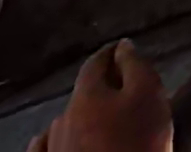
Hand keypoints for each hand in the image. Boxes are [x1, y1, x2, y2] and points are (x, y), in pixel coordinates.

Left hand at [29, 39, 171, 151]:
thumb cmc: (139, 142)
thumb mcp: (148, 93)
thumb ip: (135, 64)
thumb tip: (122, 48)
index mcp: (86, 96)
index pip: (95, 62)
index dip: (111, 52)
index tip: (124, 48)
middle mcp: (61, 121)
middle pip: (82, 92)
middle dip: (101, 85)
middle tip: (124, 86)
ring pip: (65, 121)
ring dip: (83, 113)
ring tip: (104, 116)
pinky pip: (41, 150)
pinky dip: (51, 140)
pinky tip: (54, 141)